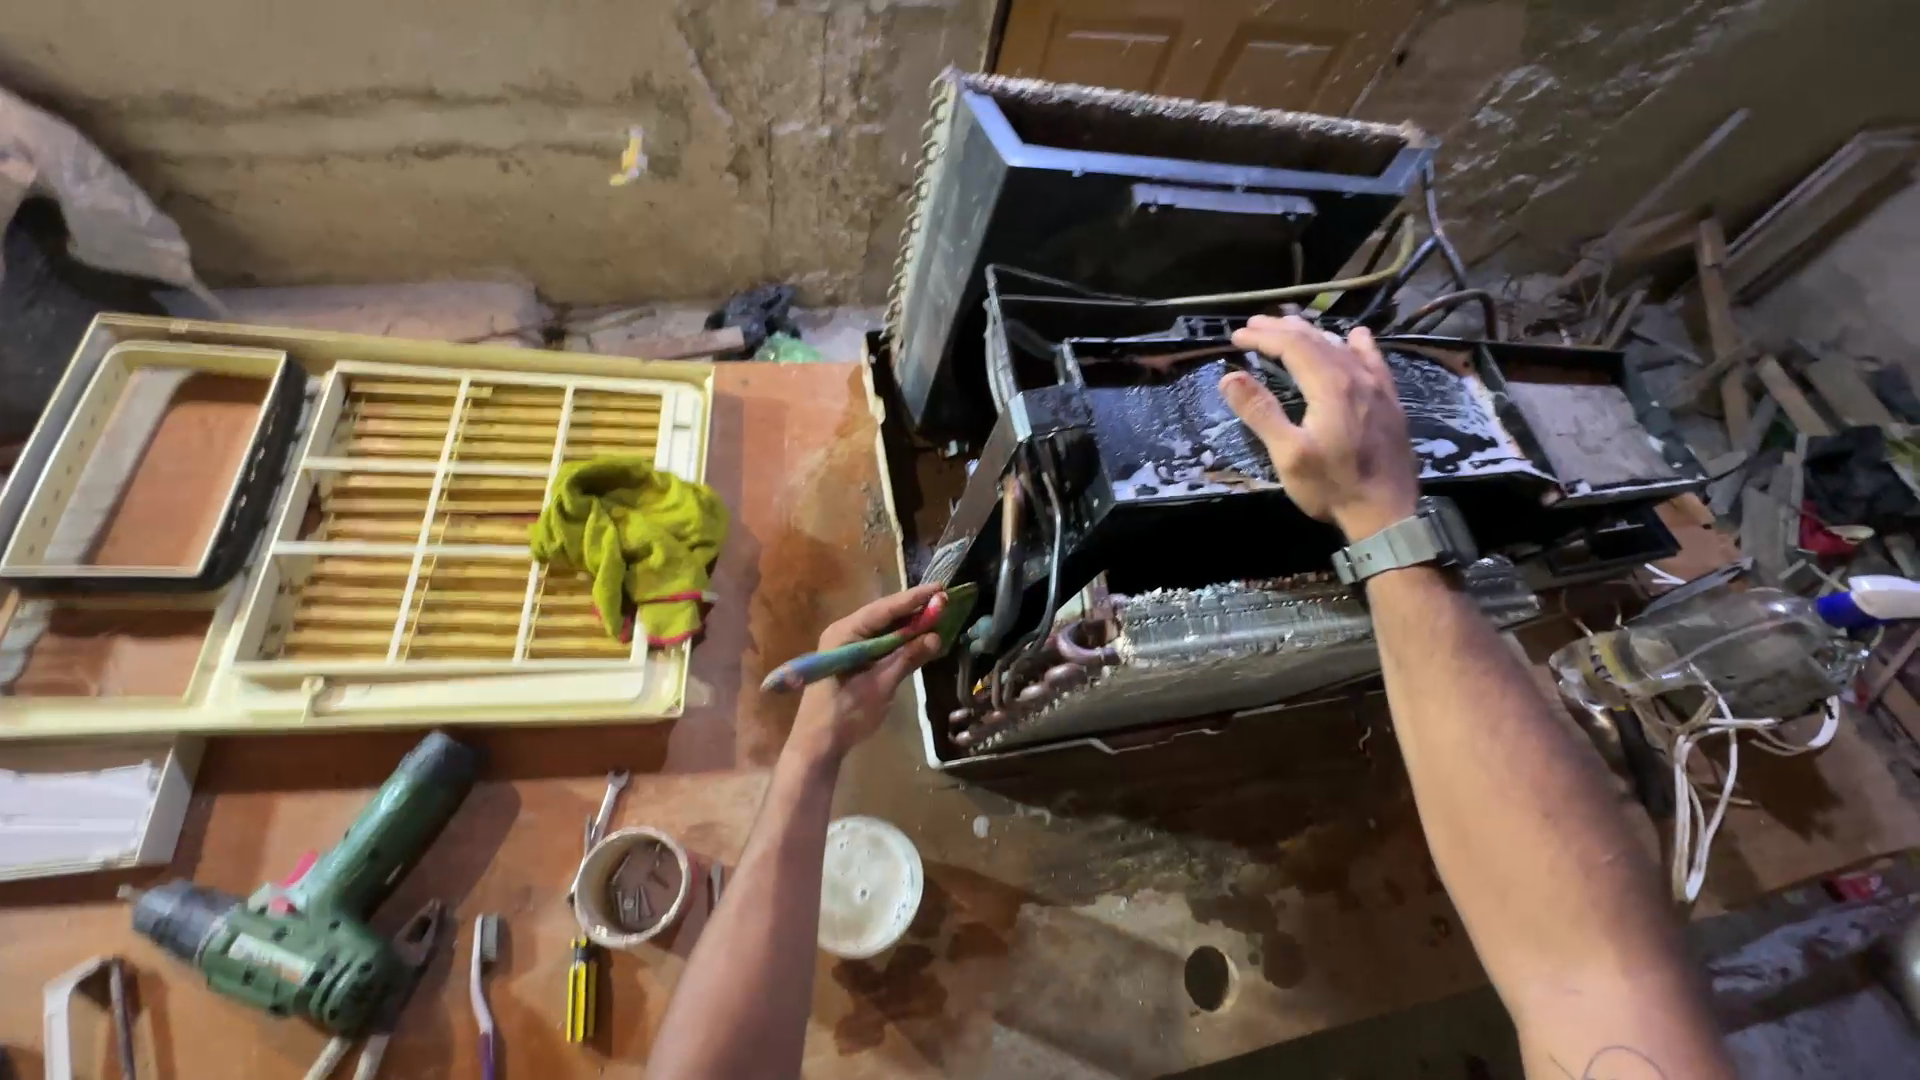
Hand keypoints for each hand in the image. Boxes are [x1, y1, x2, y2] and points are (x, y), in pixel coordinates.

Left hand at [792, 584, 943, 757]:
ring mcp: (848, 647)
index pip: (883, 609)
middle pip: (883, 615)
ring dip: (908, 624)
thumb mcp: (880, 685)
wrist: (819, 744)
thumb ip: (907, 658)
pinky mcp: (853, 660)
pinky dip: (900, 640)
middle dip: (913, 609)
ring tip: (937, 614)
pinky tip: (919, 637)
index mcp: (844, 633)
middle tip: (943, 600)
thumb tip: (936, 637)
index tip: (939, 589)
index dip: (912, 599)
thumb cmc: (845, 713)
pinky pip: (880, 643)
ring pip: (883, 629)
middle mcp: (844, 633)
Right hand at [1219, 315, 1419, 541]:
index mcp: (1330, 386)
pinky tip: (1355, 337)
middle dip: (1282, 329)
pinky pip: (1373, 360)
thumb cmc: (1331, 487)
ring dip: (1312, 333)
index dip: (1263, 337)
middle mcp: (1356, 376)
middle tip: (1254, 325)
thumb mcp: (1287, 454)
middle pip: (1316, 340)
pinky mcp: (1390, 401)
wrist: (1386, 512)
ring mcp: (1378, 387)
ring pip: (1342, 346)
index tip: (1237, 335)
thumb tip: (1229, 377)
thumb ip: (1260, 412)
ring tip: (1290, 327)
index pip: (1292, 346)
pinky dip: (1356, 344)